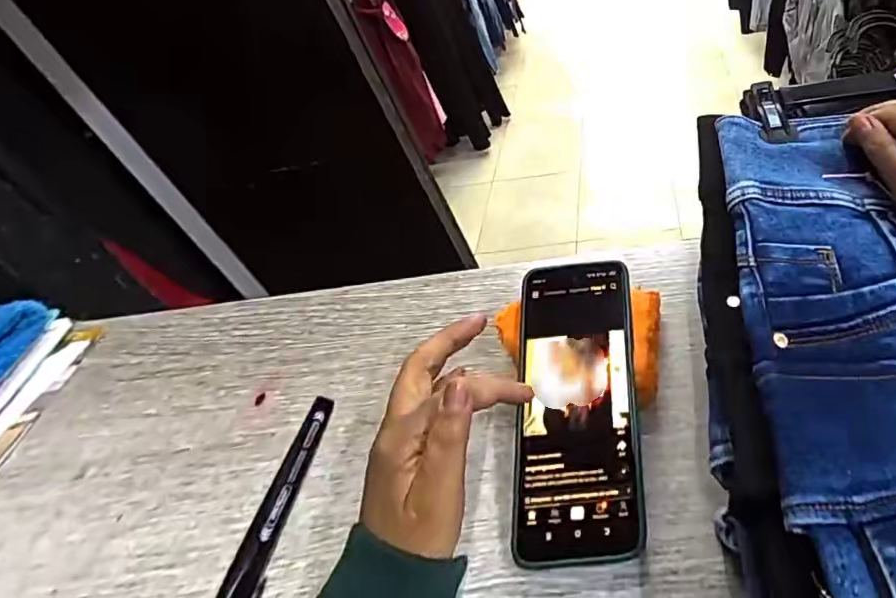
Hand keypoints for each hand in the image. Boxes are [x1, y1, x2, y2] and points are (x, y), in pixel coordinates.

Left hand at [359, 313, 532, 558]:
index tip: (501, 361)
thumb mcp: (440, 486)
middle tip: (480, 323)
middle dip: (450, 341)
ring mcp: (401, 441)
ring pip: (433, 388)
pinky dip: (460, 391)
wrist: (392, 578)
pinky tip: (476, 395)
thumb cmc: (417, 539)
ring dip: (463, 369)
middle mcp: (396, 432)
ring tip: (503, 377)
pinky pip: (435, 406)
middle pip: (420, 370)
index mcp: (401, 436)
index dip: (471, 366)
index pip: (442, 383)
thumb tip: (463, 382)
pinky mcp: (410, 451)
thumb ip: (450, 432)